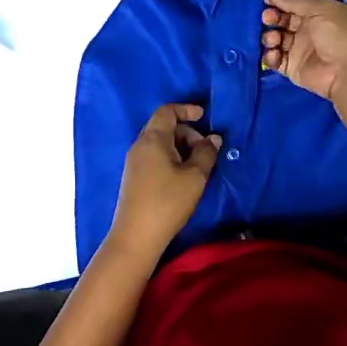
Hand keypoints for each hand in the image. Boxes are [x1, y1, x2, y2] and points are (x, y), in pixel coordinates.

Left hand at [109, 103, 220, 255]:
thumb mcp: (195, 177)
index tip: (204, 117)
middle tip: (205, 151)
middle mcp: (139, 145)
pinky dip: (171, 158)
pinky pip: (154, 157)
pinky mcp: (134, 177)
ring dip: (180, 148)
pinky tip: (183, 177)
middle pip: (164, 126)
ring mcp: (134, 162)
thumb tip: (213, 139)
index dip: (186, 109)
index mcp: (152, 139)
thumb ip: (206, 153)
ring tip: (197, 167)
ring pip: (160, 143)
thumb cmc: (168, 202)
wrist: (136, 236)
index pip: (167, 111)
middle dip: (187, 133)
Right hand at [261, 0, 346, 102]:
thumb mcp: (323, 9)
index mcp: (318, 13)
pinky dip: (270, 56)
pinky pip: (275, 60)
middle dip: (272, 17)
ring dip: (269, 36)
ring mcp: (299, 50)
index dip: (279, 0)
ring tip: (273, 39)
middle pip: (282, 21)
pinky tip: (274, 54)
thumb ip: (296, 0)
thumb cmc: (340, 35)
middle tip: (267, 18)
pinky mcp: (292, 68)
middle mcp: (307, 30)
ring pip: (276, 39)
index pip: (294, 4)